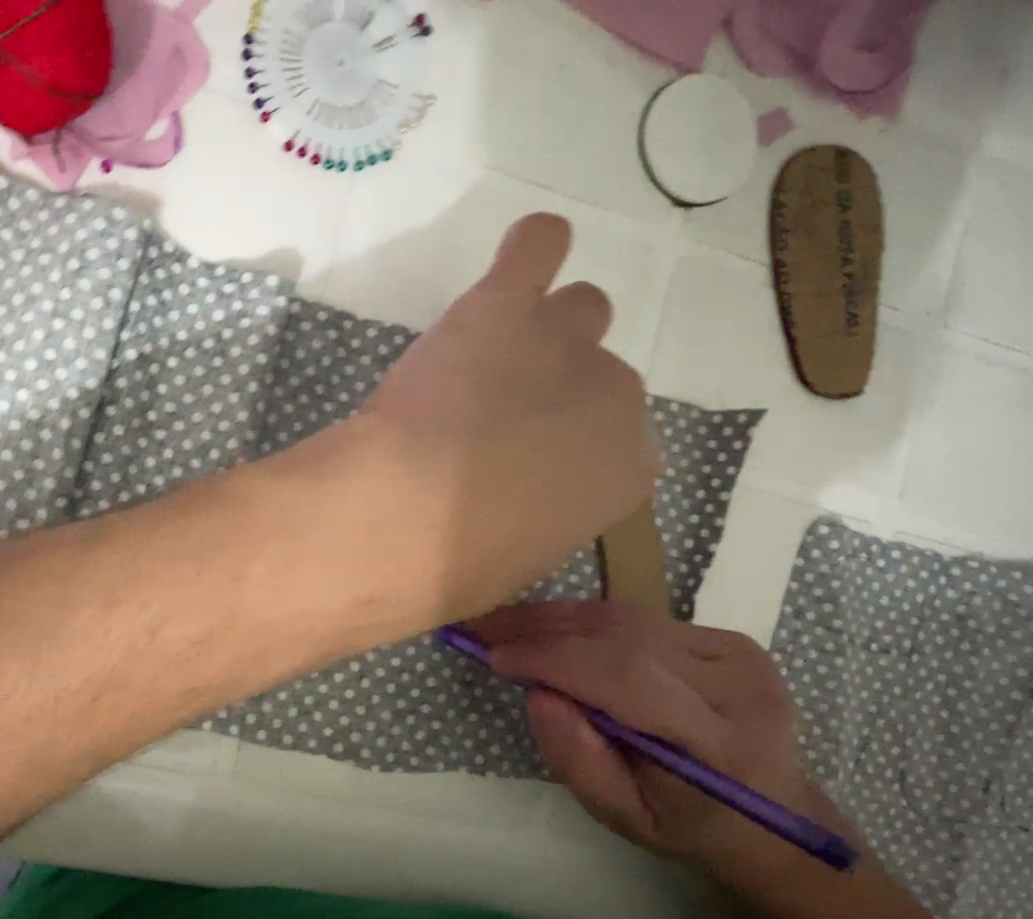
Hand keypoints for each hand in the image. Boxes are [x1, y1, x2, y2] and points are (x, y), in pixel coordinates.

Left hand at [338, 214, 656, 625]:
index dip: (568, 444)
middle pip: (598, 370)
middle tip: (492, 409)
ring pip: (580, 307)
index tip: (523, 456)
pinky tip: (516, 258)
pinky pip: (539, 245)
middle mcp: (616, 396)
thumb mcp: (519, 553)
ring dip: (542, 325)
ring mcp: (562, 343)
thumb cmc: (455, 560)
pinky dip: (530, 248)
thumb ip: (540, 511)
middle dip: (553, 386)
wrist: (406, 513)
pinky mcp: (503, 306)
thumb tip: (519, 497)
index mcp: (626, 472)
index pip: (619, 441)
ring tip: (493, 346)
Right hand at [461, 600, 854, 892]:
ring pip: (628, 618)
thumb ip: (578, 760)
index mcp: (719, 743)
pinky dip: (586, 621)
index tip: (492, 656)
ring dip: (557, 617)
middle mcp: (738, 687)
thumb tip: (537, 693)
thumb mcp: (623, 817)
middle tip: (478, 627)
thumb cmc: (688, 826)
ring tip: (500, 622)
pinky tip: (547, 628)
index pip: (626, 678)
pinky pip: (641, 619)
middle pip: (623, 637)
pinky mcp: (732, 639)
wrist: (773, 820)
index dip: (553, 658)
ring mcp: (740, 656)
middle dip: (542, 629)